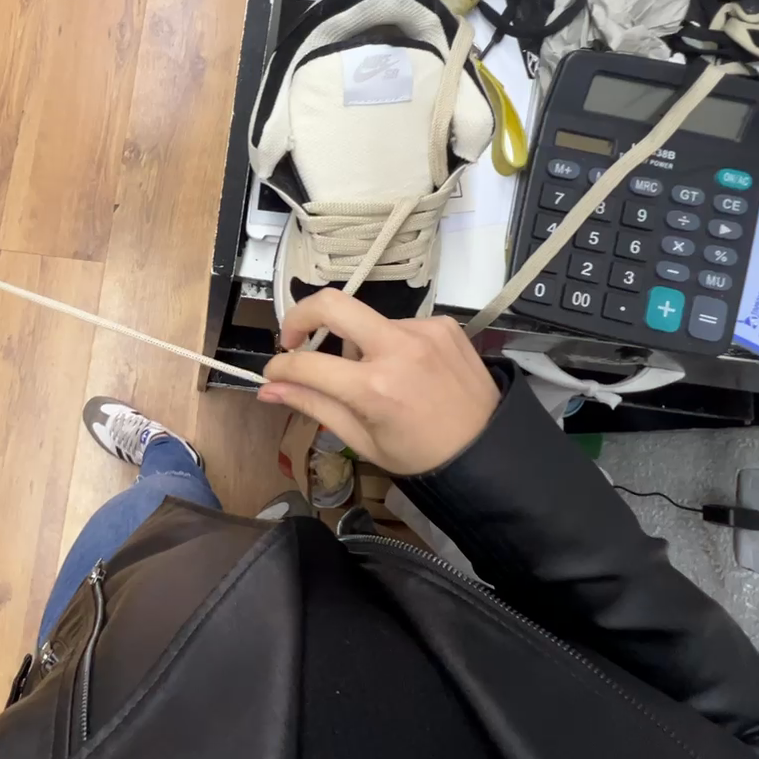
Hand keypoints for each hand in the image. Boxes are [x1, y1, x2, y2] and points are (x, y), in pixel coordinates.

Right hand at [258, 291, 499, 474]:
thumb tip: (268, 388)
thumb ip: (312, 404)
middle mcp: (399, 349)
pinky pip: (396, 324)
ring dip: (354, 342)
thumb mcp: (360, 439)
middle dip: (300, 316)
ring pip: (365, 321)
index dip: (280, 366)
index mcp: (375, 388)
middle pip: (332, 303)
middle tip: (293, 338)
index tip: (274, 370)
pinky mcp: (442, 324)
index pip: (306, 363)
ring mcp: (424, 330)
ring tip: (370, 375)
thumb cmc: (420, 455)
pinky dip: (387, 343)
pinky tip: (403, 370)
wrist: (490, 452)